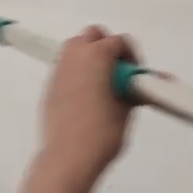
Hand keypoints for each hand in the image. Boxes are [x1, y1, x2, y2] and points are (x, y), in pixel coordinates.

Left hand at [37, 26, 139, 185]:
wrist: (67, 158)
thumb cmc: (101, 133)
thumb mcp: (126, 111)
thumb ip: (133, 91)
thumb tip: (143, 85)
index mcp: (96, 55)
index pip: (118, 41)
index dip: (131, 56)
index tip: (135, 74)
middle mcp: (75, 56)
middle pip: (92, 35)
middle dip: (106, 47)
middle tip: (118, 72)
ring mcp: (59, 69)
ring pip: (75, 48)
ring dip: (89, 57)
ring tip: (102, 83)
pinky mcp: (49, 85)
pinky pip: (65, 67)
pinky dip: (77, 71)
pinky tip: (86, 96)